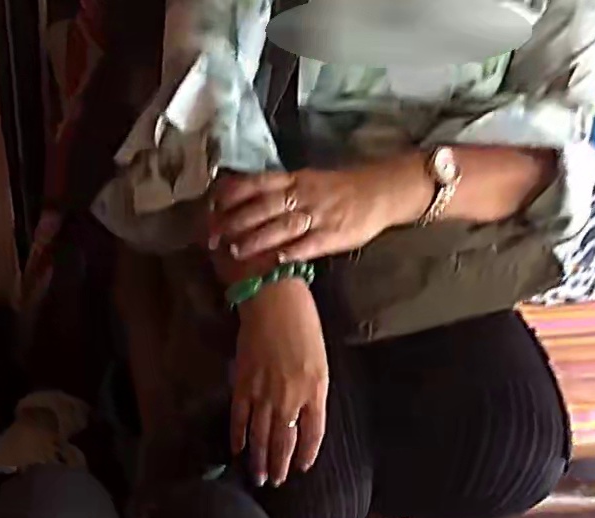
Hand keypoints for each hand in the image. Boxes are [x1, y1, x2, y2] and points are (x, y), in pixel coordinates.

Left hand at [208, 159, 422, 263]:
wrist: (383, 191)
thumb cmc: (339, 190)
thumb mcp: (308, 182)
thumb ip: (280, 191)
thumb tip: (244, 200)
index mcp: (296, 180)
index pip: (259, 183)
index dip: (234, 193)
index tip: (211, 204)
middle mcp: (304, 195)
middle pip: (265, 206)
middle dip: (237, 221)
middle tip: (214, 236)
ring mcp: (319, 215)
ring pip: (283, 226)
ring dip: (258, 239)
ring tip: (236, 251)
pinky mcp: (334, 234)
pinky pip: (311, 244)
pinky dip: (294, 251)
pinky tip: (278, 259)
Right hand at [232, 278, 328, 486]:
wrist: (274, 302)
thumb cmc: (303, 325)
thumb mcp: (319, 360)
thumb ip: (312, 390)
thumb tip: (302, 415)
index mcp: (315, 389)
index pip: (312, 432)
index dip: (306, 453)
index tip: (300, 468)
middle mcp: (290, 398)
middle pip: (284, 440)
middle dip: (280, 464)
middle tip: (276, 482)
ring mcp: (264, 394)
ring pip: (261, 435)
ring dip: (260, 459)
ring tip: (258, 477)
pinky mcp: (243, 386)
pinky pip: (239, 418)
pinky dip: (238, 436)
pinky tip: (237, 450)